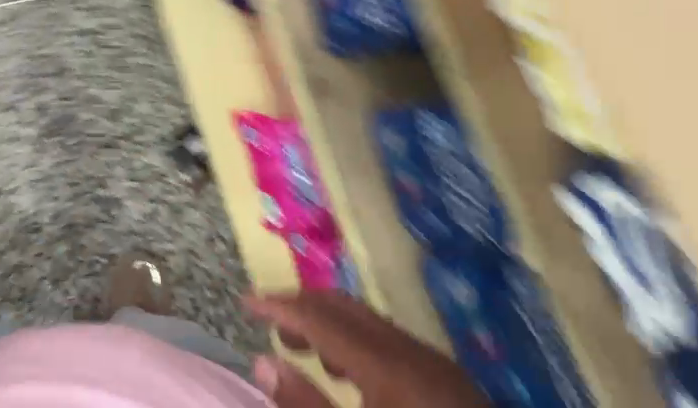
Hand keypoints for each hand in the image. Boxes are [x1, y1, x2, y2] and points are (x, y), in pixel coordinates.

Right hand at [248, 291, 487, 407]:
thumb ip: (307, 405)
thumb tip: (263, 361)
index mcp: (385, 367)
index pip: (319, 318)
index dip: (278, 306)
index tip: (244, 301)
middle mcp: (411, 353)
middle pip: (345, 307)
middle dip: (302, 306)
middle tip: (268, 321)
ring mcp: (437, 367)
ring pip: (369, 322)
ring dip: (330, 324)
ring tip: (302, 349)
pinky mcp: (452, 384)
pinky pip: (391, 342)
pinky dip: (358, 342)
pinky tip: (352, 374)